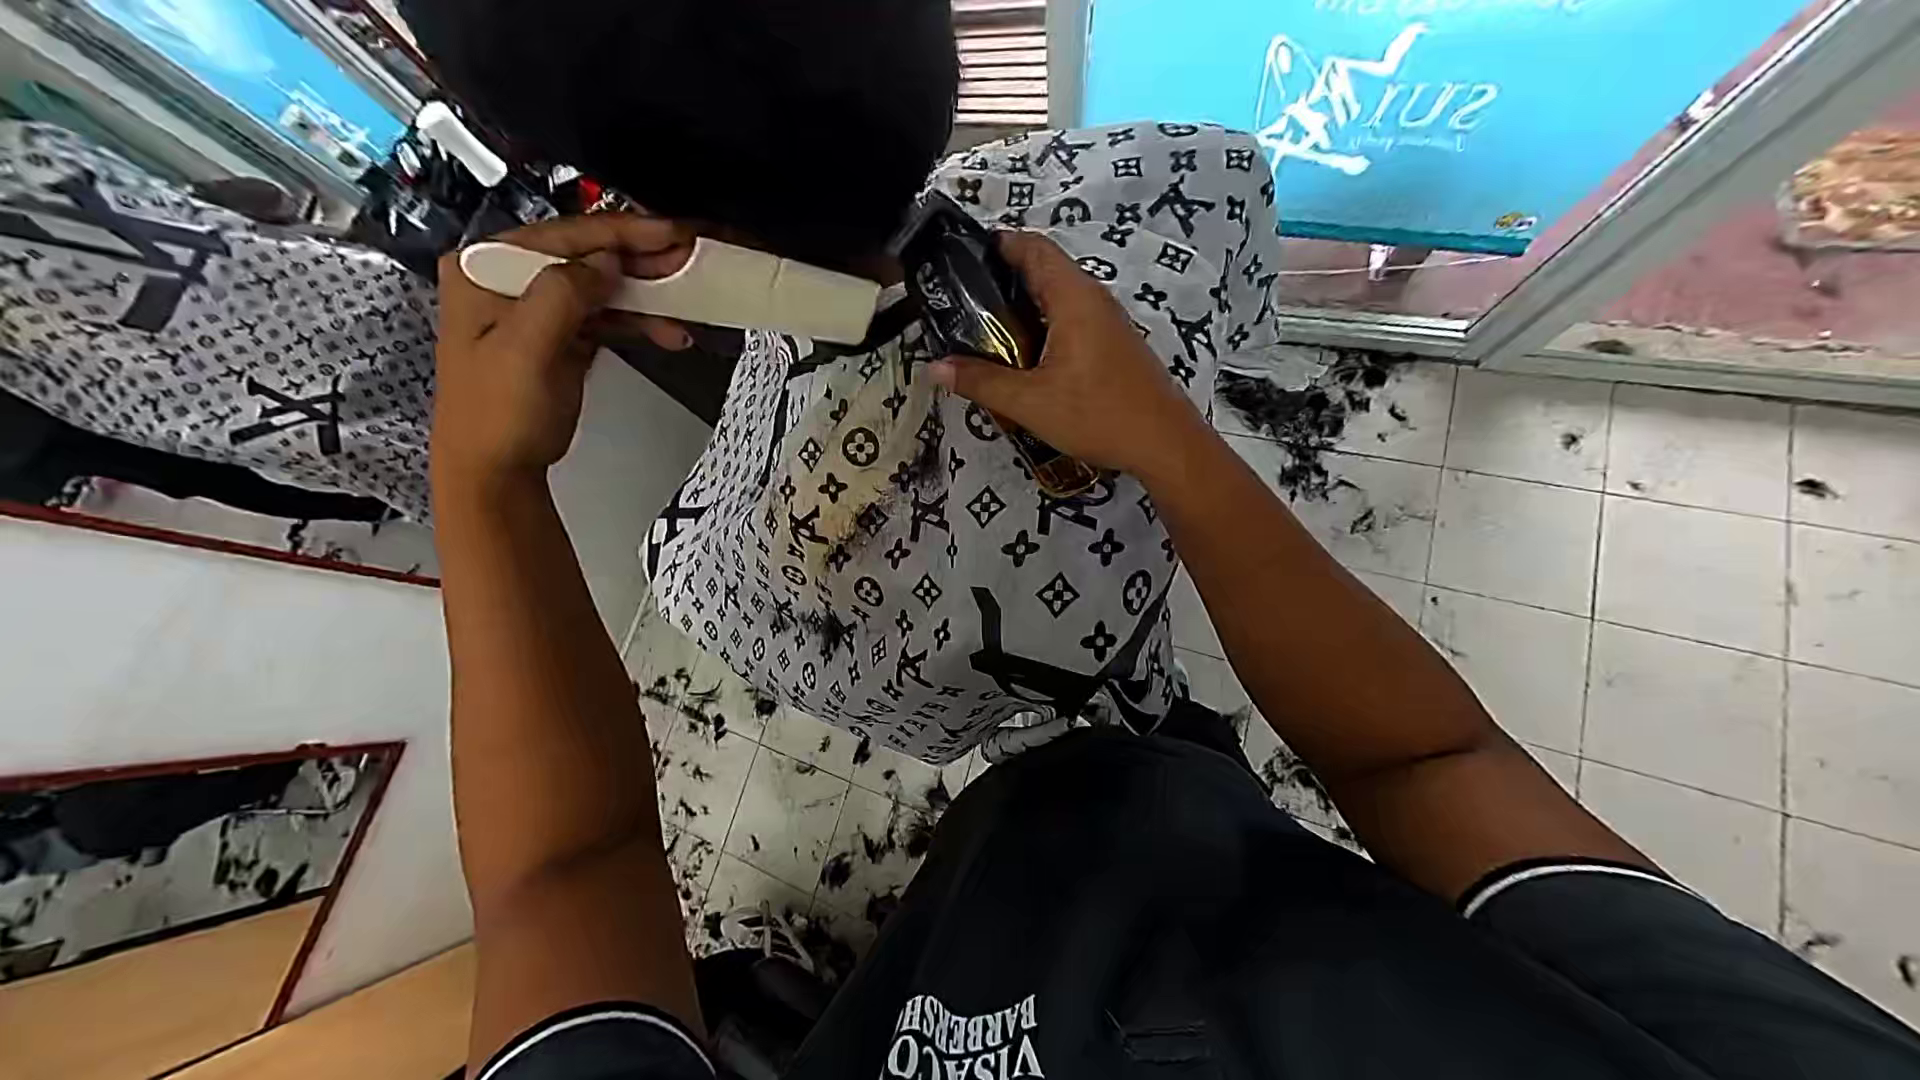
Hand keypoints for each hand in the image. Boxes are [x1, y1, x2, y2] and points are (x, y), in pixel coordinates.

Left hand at [430, 214, 692, 502]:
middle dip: (642, 261)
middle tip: (690, 260)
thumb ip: (563, 296)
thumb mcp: (526, 350)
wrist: (496, 469)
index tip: (672, 234)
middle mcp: (510, 280)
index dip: (623, 234)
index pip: (564, 237)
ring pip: (604, 288)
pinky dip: (639, 323)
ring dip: (647, 296)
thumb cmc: (499, 414)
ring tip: (688, 303)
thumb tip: (605, 263)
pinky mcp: (563, 336)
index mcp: (486, 270)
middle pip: (587, 257)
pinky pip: (608, 317)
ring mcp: (539, 309)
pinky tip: (669, 332)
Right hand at [928, 231, 1207, 478]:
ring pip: (1058, 297)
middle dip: (1002, 278)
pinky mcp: (1113, 344)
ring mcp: (1108, 322)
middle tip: (963, 303)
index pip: (1032, 246)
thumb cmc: (1098, 415)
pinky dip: (1043, 325)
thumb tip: (934, 368)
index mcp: (1073, 298)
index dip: (996, 245)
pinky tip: (1025, 356)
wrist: (1164, 443)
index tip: (961, 261)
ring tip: (986, 331)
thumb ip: (981, 381)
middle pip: (1044, 269)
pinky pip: (1071, 319)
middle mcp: (1093, 299)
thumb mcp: (1030, 402)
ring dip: (1023, 305)